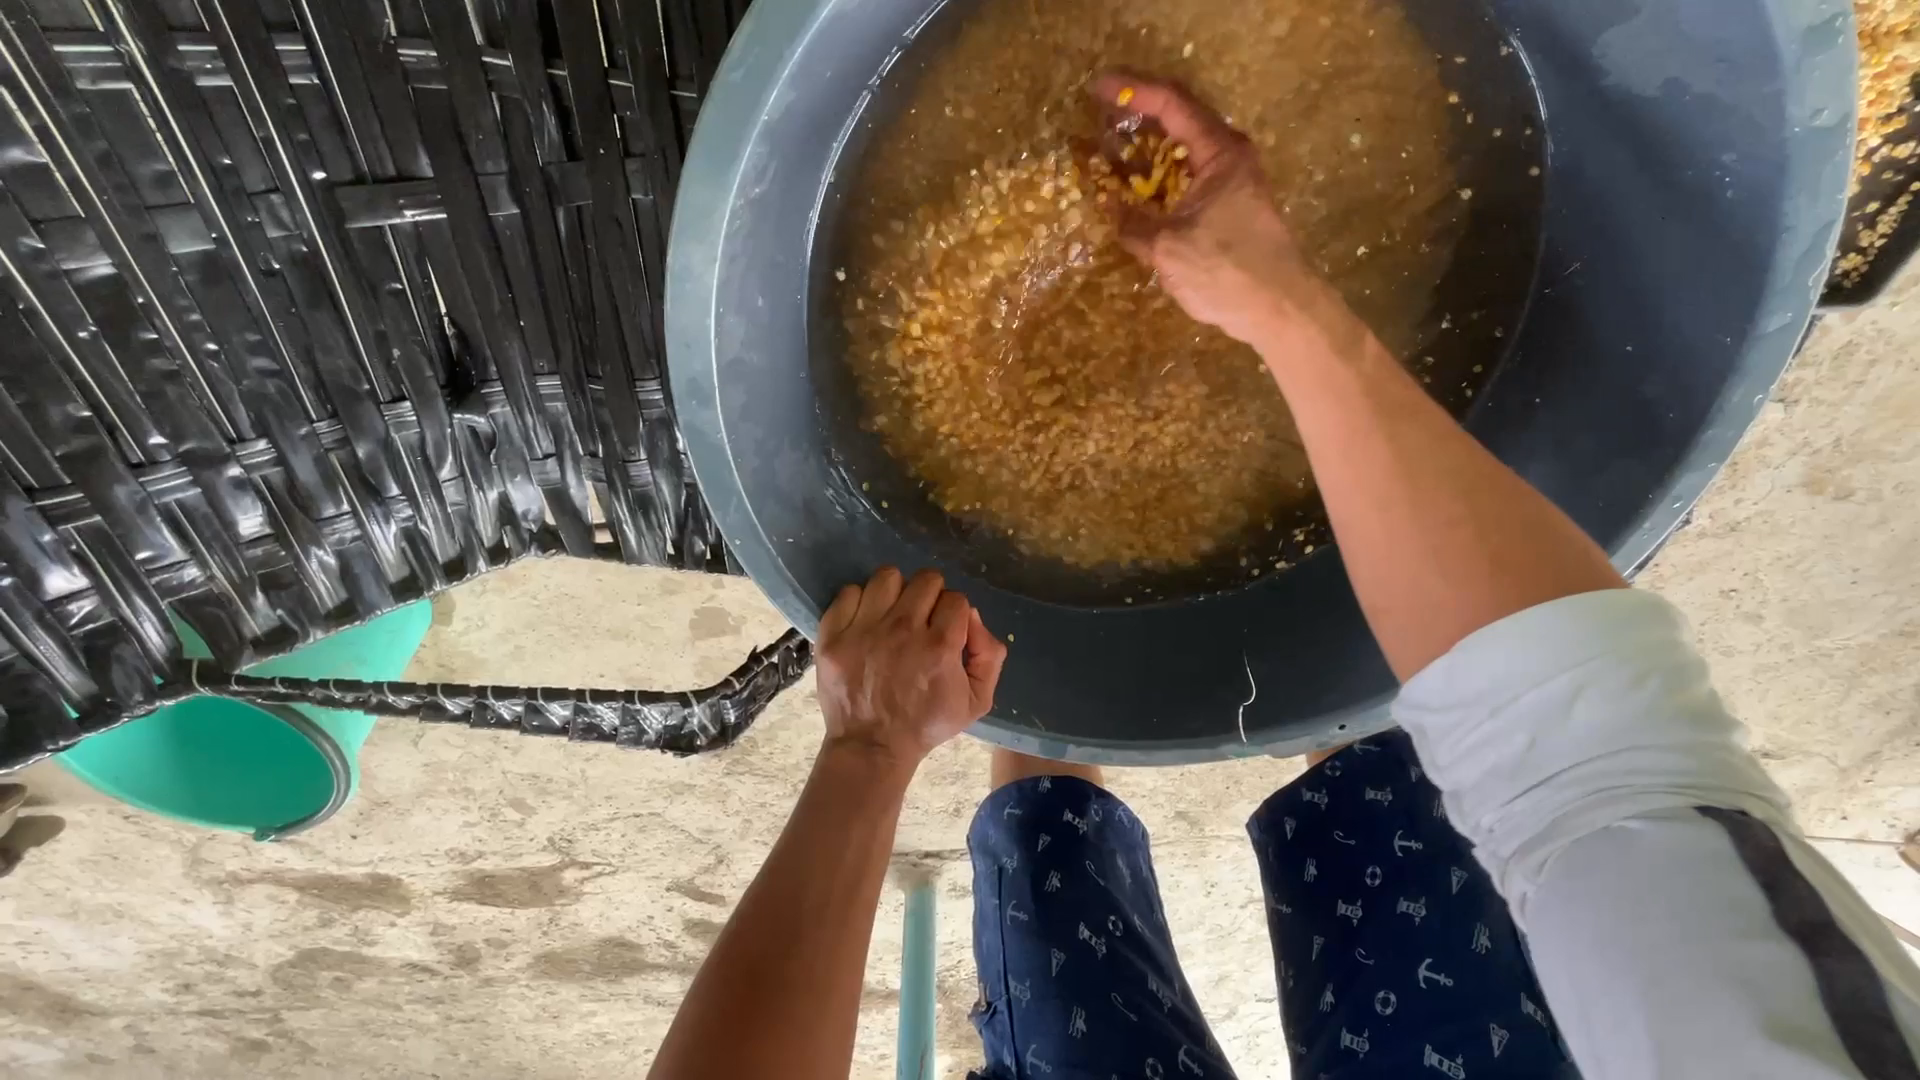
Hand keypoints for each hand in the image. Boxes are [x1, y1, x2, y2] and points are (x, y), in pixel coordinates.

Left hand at [814, 567, 1009, 769]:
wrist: (872, 747)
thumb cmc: (926, 724)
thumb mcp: (977, 701)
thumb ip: (990, 654)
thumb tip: (973, 616)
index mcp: (940, 645)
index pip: (957, 598)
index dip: (955, 612)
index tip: (947, 629)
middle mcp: (903, 630)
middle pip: (925, 580)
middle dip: (930, 596)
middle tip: (922, 619)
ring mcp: (864, 631)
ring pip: (887, 577)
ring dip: (896, 592)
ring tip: (893, 613)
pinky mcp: (834, 636)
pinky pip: (848, 592)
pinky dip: (859, 601)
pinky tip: (866, 621)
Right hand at [1090, 72, 1336, 348]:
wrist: (1275, 307)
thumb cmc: (1225, 270)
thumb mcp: (1167, 247)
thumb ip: (1133, 223)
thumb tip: (1108, 208)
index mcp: (1220, 152)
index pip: (1172, 104)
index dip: (1132, 92)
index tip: (1097, 89)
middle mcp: (1231, 157)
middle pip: (1180, 122)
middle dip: (1139, 119)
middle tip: (1101, 119)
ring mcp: (1234, 183)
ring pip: (1184, 154)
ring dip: (1149, 153)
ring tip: (1113, 156)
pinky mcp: (1232, 208)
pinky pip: (1189, 180)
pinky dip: (1162, 180)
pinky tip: (1139, 193)